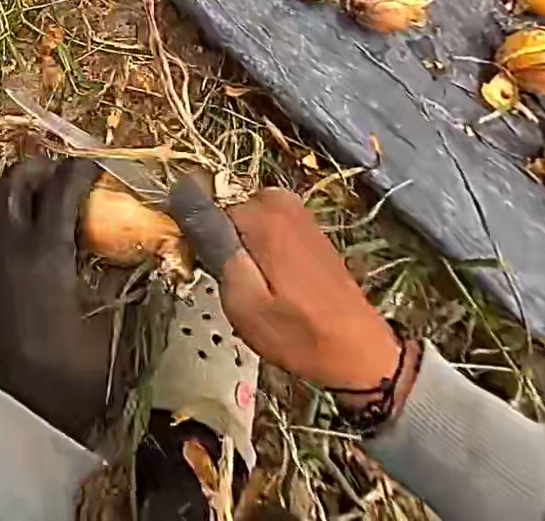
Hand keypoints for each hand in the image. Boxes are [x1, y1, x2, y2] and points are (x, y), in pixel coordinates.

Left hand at [0, 155, 113, 441]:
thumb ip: (128, 273)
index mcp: (45, 255)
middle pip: (11, 183)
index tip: (99, 167)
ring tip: (59, 200)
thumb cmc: (79, 369)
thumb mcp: (114, 319)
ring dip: (27, 192)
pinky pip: (5, 233)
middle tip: (67, 174)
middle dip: (38, 167)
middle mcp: (13, 251)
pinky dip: (24, 220)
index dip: (80, 170)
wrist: (34, 415)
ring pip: (2, 207)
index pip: (59, 190)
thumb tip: (147, 243)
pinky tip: (51, 240)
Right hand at [171, 185, 413, 406]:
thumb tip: (182, 189)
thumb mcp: (243, 297)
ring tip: (259, 289)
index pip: (202, 210)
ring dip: (240, 250)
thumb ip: (211, 240)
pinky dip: (260, 250)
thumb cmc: (299, 334)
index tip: (211, 276)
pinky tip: (275, 283)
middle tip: (239, 290)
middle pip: (223, 214)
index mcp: (262, 214)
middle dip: (222, 246)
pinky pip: (263, 226)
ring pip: (241, 222)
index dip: (199, 244)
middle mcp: (279, 201)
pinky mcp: (305, 223)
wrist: (363, 355)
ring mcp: (295, 210)